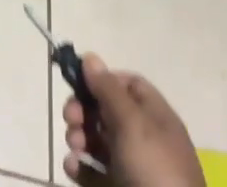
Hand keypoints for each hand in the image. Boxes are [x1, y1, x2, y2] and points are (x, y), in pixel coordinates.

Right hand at [62, 54, 205, 186]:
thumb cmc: (153, 170)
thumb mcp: (132, 124)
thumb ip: (108, 90)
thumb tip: (90, 57)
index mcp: (155, 118)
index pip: (129, 84)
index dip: (104, 80)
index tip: (80, 84)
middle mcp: (143, 139)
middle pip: (106, 111)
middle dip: (83, 110)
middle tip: (71, 117)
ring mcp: (130, 166)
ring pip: (96, 140)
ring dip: (78, 137)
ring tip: (75, 146)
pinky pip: (91, 169)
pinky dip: (79, 165)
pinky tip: (74, 166)